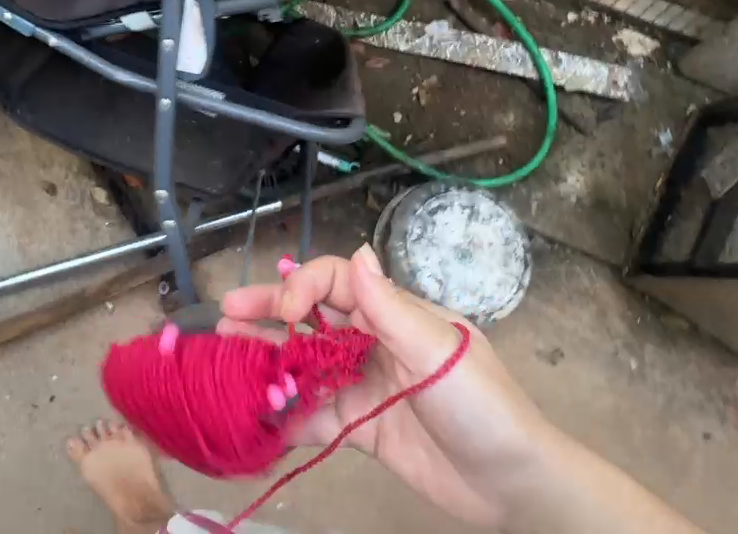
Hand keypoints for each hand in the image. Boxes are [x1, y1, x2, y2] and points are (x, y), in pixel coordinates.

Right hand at [217, 244, 548, 525]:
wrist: (512, 485)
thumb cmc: (482, 405)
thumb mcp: (440, 351)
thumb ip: (391, 308)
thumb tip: (357, 253)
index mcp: (394, 312)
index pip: (336, 282)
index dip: (303, 287)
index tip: (284, 312)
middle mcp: (373, 341)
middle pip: (312, 317)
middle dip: (269, 310)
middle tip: (227, 311)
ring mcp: (364, 383)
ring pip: (306, 362)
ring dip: (269, 356)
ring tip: (226, 352)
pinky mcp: (360, 426)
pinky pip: (315, 414)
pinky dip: (286, 413)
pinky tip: (256, 412)